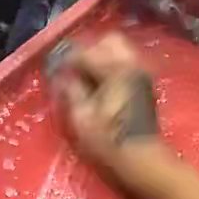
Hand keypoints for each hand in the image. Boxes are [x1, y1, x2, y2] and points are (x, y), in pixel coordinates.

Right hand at [48, 33, 163, 173]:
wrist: (143, 158)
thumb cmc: (110, 141)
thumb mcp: (82, 118)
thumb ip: (71, 91)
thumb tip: (62, 76)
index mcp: (114, 70)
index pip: (84, 52)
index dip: (65, 59)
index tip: (53, 69)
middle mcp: (131, 64)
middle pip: (107, 40)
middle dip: (87, 49)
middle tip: (72, 67)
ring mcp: (141, 72)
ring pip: (119, 48)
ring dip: (100, 55)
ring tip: (85, 74)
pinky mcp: (145, 82)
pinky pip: (127, 60)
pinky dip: (111, 64)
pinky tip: (100, 82)